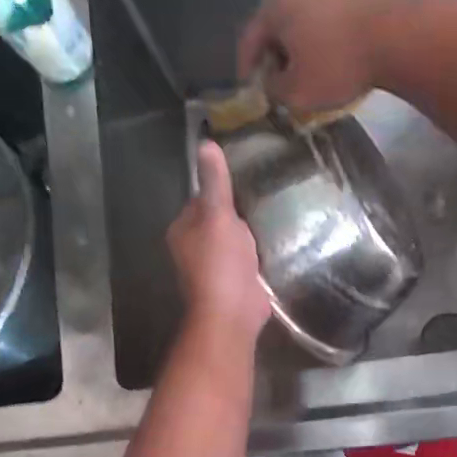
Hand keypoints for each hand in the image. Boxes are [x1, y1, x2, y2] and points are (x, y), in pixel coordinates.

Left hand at [168, 142, 270, 339]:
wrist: (231, 314)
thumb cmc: (220, 263)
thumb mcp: (218, 214)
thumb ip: (215, 182)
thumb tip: (205, 143)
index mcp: (182, 231)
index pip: (200, 200)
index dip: (221, 191)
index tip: (244, 182)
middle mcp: (192, 249)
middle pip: (218, 221)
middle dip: (237, 214)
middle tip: (264, 198)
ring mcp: (213, 269)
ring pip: (233, 242)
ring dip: (249, 236)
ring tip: (272, 217)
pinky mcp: (233, 284)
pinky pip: (246, 262)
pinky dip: (257, 256)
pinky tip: (273, 246)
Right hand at [237, 0, 403, 111]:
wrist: (395, 38)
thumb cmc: (335, 66)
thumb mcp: (294, 92)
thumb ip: (273, 90)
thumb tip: (270, 83)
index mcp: (275, 8)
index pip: (249, 39)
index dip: (245, 69)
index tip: (248, 90)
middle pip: (275, 28)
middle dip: (273, 58)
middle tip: (275, 84)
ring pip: (300, 24)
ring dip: (297, 51)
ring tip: (302, 77)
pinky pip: (324, 23)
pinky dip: (318, 43)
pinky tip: (327, 64)